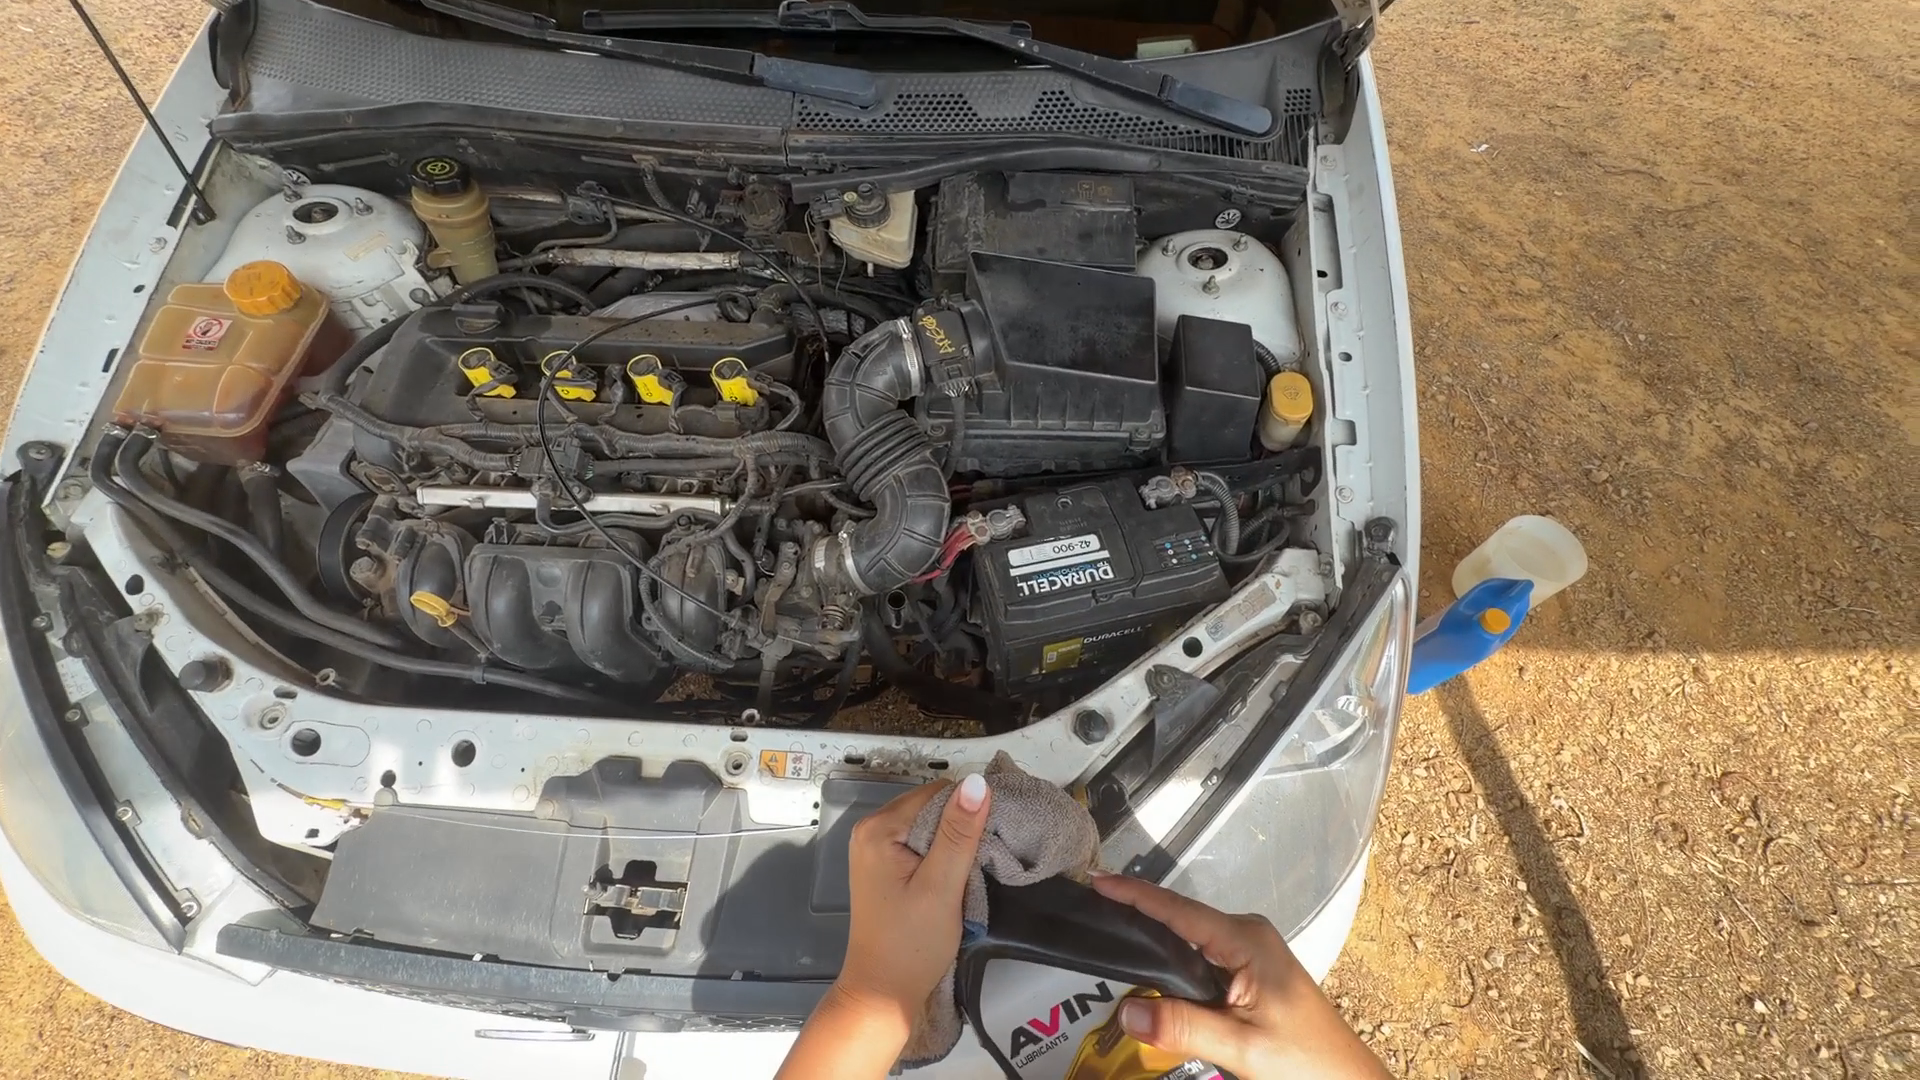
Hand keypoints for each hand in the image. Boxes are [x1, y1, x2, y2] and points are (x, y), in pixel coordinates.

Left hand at [836, 773, 990, 1022]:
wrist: (883, 994)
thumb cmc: (912, 944)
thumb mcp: (942, 887)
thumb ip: (959, 833)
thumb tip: (976, 782)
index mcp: (879, 828)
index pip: (937, 794)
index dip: (966, 815)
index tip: (984, 845)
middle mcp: (871, 828)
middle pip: (931, 806)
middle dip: (957, 829)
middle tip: (974, 865)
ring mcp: (874, 845)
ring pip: (928, 823)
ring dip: (950, 843)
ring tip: (961, 874)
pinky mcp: (882, 862)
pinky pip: (919, 840)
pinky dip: (938, 854)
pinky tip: (946, 878)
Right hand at [1091, 873, 1388, 1079]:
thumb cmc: (1304, 1062)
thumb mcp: (1242, 1047)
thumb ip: (1183, 1027)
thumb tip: (1124, 1011)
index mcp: (1244, 938)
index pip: (1177, 909)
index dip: (1134, 892)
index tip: (1097, 878)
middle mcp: (1246, 931)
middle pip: (1180, 914)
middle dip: (1138, 906)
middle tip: (1095, 903)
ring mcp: (1250, 947)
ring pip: (1190, 932)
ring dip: (1154, 929)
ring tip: (1113, 924)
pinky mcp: (1250, 966)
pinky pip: (1201, 949)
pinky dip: (1173, 950)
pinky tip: (1152, 959)